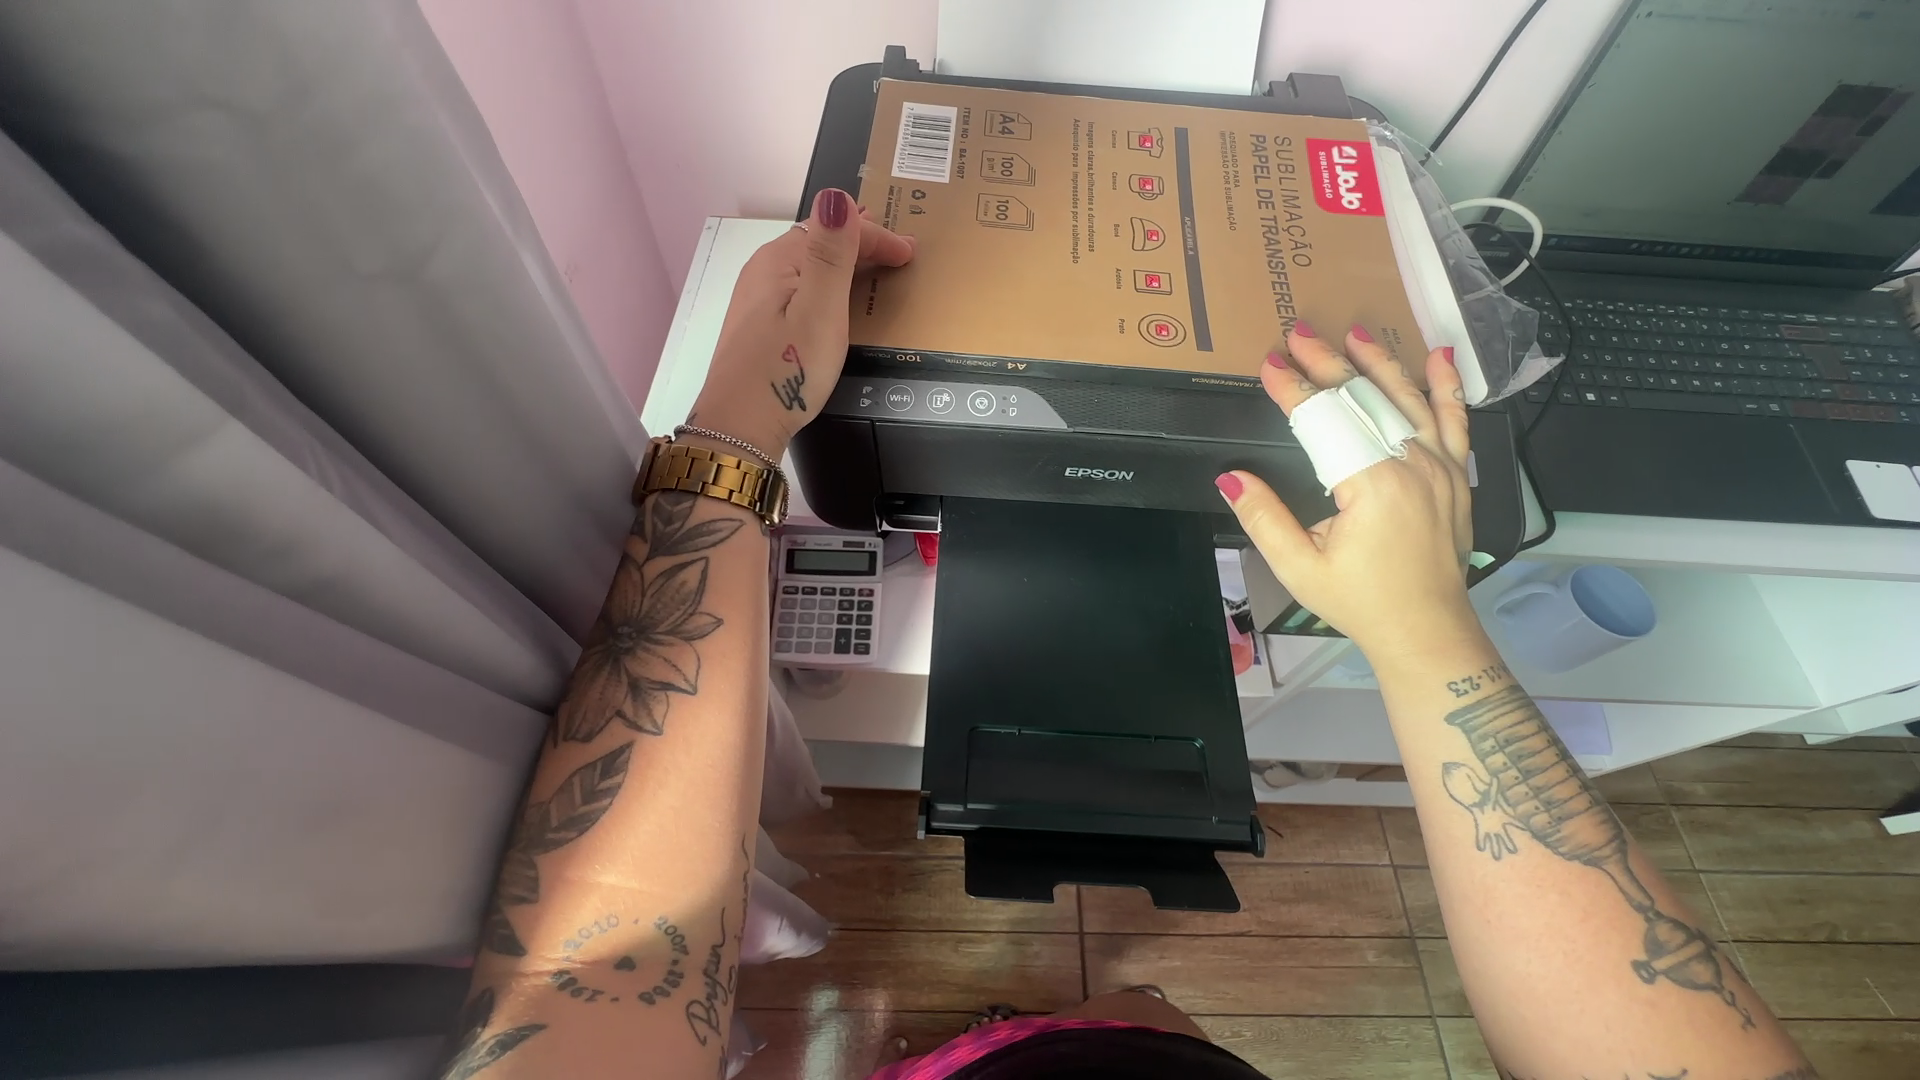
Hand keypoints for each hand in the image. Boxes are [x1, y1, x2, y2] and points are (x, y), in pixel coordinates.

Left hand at [686, 189, 915, 457]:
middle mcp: (762, 272)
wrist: (740, 426)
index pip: (833, 229)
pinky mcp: (757, 328)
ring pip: (807, 267)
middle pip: (817, 243)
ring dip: (843, 264)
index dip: (876, 235)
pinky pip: (800, 289)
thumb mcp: (819, 310)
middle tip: (898, 256)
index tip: (910, 254)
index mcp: (779, 261)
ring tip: (873, 270)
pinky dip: (827, 286)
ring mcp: (756, 300)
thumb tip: (836, 195)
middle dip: (860, 244)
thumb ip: (831, 254)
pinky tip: (836, 301)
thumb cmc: (786, 370)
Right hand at [1216, 323, 1476, 663]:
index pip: (1324, 422)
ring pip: (1407, 399)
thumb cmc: (1360, 601)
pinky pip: (1453, 420)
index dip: (1292, 389)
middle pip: (1364, 399)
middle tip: (1298, 333)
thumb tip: (1230, 479)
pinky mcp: (1456, 475)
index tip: (1269, 364)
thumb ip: (1263, 518)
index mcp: (1372, 485)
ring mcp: (1440, 467)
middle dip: (1327, 363)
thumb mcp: (1298, 567)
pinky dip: (1446, 387)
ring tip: (1353, 330)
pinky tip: (1440, 356)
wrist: (1425, 629)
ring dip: (1378, 362)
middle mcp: (1411, 466)